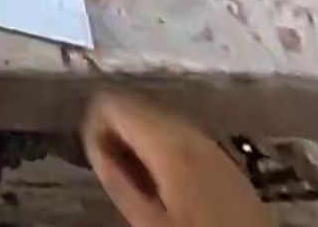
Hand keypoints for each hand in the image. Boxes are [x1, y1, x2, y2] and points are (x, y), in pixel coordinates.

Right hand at [82, 93, 267, 226]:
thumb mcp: (148, 223)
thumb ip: (115, 179)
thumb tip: (94, 146)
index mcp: (166, 140)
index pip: (109, 102)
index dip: (93, 123)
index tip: (93, 154)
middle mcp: (188, 129)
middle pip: (133, 106)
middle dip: (115, 130)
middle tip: (110, 166)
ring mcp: (210, 143)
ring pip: (155, 120)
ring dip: (137, 138)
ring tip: (136, 176)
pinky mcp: (224, 159)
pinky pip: (179, 136)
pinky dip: (161, 147)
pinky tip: (164, 180)